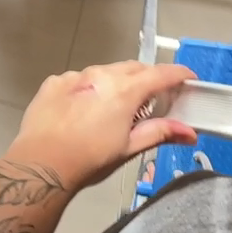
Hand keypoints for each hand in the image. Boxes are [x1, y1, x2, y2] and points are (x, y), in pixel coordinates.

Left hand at [4, 62, 198, 190]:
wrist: (41, 164)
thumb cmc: (90, 159)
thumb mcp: (129, 148)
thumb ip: (160, 133)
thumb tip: (190, 132)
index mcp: (124, 90)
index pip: (160, 74)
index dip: (178, 73)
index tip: (189, 77)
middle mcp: (101, 74)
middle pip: (133, 69)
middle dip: (147, 78)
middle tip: (154, 97)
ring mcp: (75, 75)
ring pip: (104, 72)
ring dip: (115, 83)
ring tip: (114, 108)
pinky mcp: (54, 82)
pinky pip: (78, 80)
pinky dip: (88, 90)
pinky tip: (82, 111)